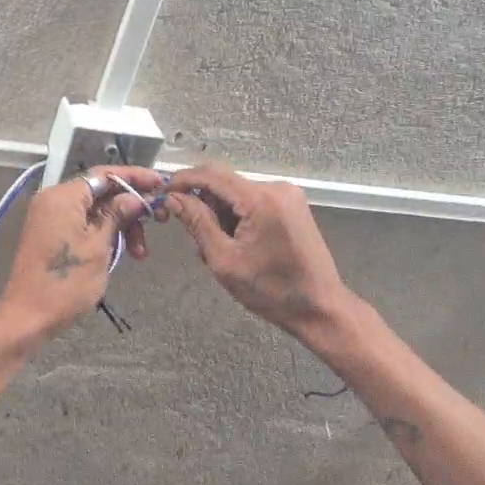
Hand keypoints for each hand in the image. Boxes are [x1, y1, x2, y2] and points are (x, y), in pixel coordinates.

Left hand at [0, 166, 162, 347]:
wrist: (28, 316)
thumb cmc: (66, 282)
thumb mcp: (98, 247)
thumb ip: (117, 216)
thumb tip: (136, 197)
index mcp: (62, 196)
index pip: (103, 175)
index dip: (134, 177)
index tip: (161, 184)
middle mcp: (53, 199)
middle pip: (100, 191)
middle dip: (129, 207)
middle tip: (156, 224)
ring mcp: (50, 217)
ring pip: (94, 210)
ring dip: (120, 225)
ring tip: (139, 253)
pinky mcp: (51, 234)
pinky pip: (83, 223)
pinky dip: (104, 233)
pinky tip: (122, 253)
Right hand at [165, 165, 353, 338]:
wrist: (321, 310)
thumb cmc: (271, 291)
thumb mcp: (224, 260)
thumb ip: (197, 222)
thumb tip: (173, 197)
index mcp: (260, 199)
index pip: (210, 174)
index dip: (182, 180)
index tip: (163, 194)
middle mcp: (276, 188)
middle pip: (223, 182)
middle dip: (203, 203)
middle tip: (194, 234)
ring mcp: (287, 195)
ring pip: (236, 192)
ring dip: (220, 212)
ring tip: (219, 247)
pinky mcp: (292, 205)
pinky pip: (252, 199)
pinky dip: (237, 215)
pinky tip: (237, 242)